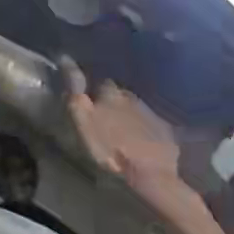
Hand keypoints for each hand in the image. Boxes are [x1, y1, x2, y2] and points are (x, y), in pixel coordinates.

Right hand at [61, 59, 184, 205]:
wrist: (151, 176)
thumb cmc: (109, 148)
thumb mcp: (82, 120)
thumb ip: (75, 91)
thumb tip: (65, 57)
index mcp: (111, 93)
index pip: (102, 83)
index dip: (96, 93)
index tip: (91, 104)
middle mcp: (133, 98)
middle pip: (121, 96)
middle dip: (115, 103)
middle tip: (108, 120)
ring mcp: (153, 115)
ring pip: (137, 110)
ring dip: (130, 116)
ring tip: (125, 133)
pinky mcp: (168, 134)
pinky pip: (153, 127)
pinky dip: (147, 131)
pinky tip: (143, 144)